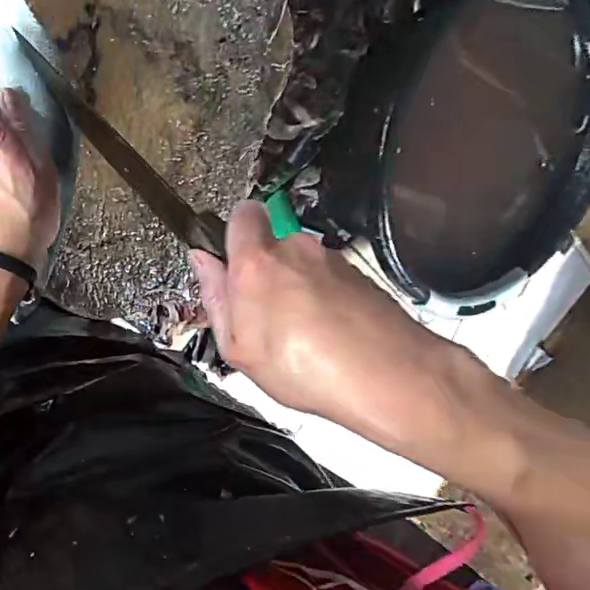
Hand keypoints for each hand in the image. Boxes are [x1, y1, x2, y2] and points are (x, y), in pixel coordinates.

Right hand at [190, 201, 492, 451]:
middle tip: (264, 317)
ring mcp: (331, 259)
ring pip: (300, 263)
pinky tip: (329, 336)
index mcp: (256, 262)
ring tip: (301, 336)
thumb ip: (215, 297)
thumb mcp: (238, 347)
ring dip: (296, 288)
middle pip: (271, 244)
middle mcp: (295, 248)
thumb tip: (201, 262)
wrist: (388, 377)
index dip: (235, 233)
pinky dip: (324, 299)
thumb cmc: (306, 369)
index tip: (232, 264)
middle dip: (264, 271)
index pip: (241, 213)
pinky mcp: (359, 273)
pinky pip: (328, 279)